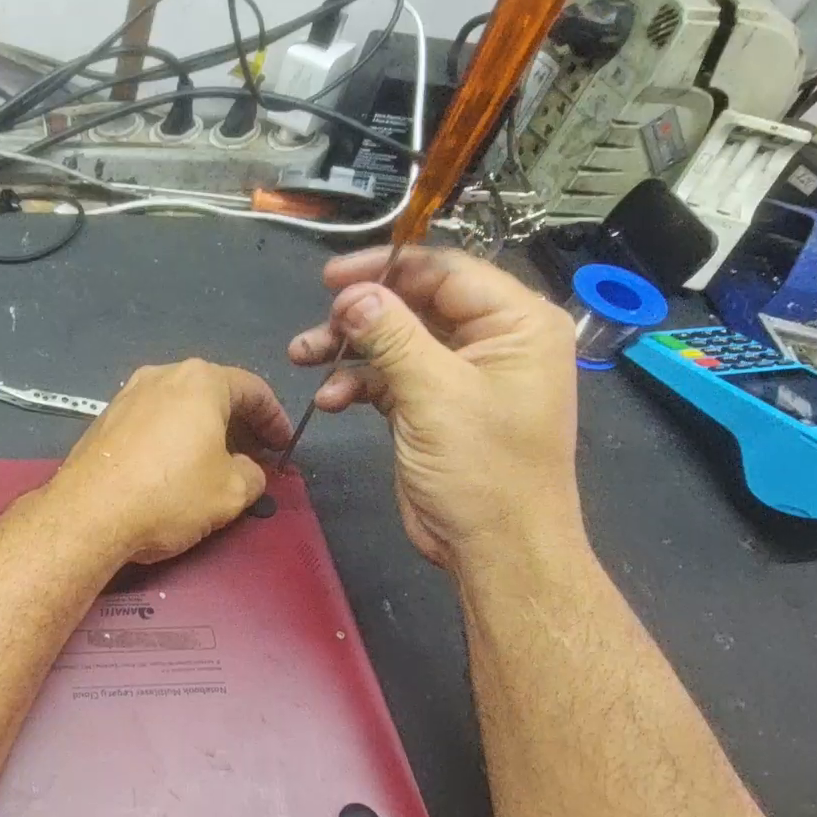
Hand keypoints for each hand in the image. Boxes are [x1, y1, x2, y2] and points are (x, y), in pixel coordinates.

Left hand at [50, 359, 291, 564]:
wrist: (88, 514)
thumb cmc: (169, 495)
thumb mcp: (232, 491)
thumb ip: (253, 474)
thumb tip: (247, 470)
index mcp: (199, 380)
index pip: (251, 390)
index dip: (274, 418)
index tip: (283, 444)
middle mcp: (160, 376)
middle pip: (211, 394)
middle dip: (237, 423)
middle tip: (254, 453)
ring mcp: (126, 397)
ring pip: (177, 407)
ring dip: (202, 430)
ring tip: (216, 462)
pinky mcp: (102, 422)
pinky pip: (150, 423)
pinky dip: (171, 439)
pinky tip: (174, 467)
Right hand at [289, 246, 582, 569]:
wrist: (495, 547)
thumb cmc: (483, 468)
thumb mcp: (434, 394)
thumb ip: (392, 336)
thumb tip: (351, 295)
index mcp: (514, 324)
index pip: (446, 271)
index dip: (387, 269)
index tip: (330, 279)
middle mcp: (489, 341)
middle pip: (413, 305)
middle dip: (359, 316)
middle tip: (316, 326)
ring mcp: (458, 376)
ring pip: (393, 342)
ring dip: (346, 350)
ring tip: (301, 356)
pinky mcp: (430, 407)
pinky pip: (387, 378)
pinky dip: (356, 385)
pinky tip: (330, 401)